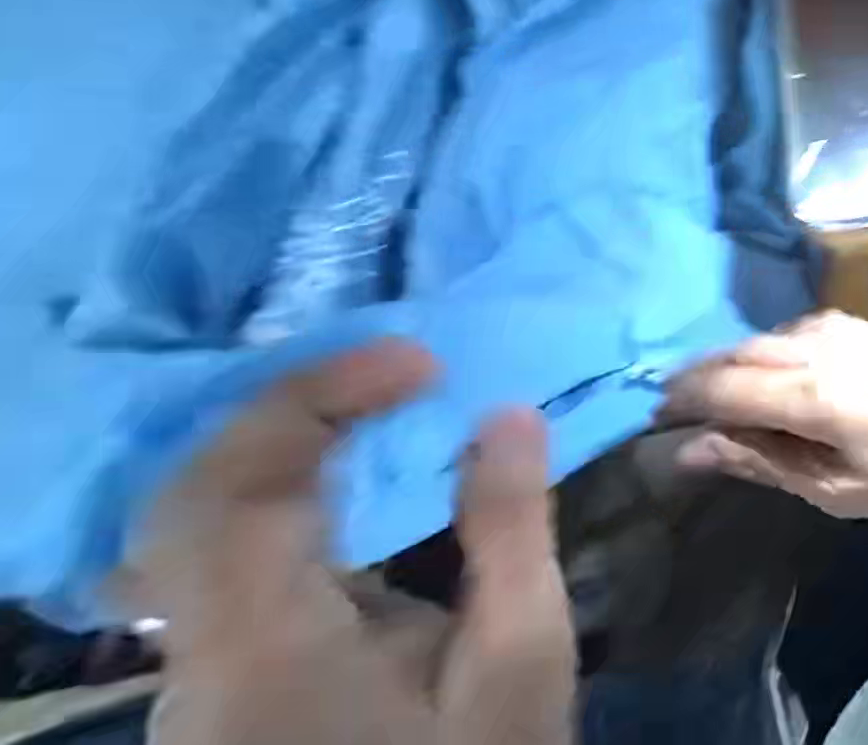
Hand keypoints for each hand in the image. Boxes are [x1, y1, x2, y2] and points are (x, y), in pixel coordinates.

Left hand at [136, 341, 574, 744]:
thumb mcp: (520, 651)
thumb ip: (508, 528)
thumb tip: (508, 414)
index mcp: (269, 655)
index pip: (234, 495)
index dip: (315, 400)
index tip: (422, 362)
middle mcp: (199, 655)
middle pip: (187, 497)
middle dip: (293, 404)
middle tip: (403, 365)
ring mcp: (198, 664)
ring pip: (192, 520)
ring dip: (287, 433)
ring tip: (387, 389)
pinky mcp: (229, 663)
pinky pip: (228, 544)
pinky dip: (293, 475)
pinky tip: (360, 456)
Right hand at [664, 313, 867, 518]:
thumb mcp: (836, 489)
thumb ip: (763, 460)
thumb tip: (694, 450)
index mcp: (813, 392)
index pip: (725, 385)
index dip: (684, 399)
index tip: (657, 417)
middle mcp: (825, 346)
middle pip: (743, 350)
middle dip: (704, 374)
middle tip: (680, 403)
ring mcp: (852, 328)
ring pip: (774, 332)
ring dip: (741, 356)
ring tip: (725, 389)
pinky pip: (806, 326)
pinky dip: (778, 344)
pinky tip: (779, 367)